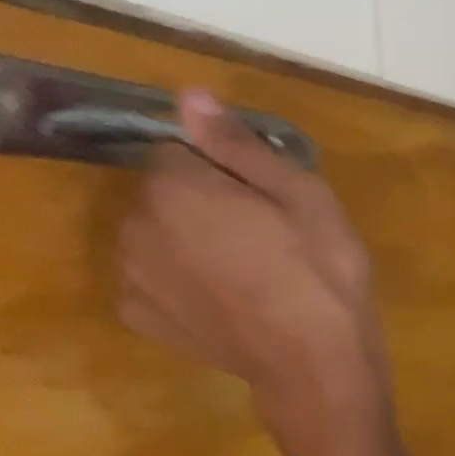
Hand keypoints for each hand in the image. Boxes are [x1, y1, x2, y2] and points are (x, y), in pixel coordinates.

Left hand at [118, 90, 383, 408]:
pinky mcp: (140, 315)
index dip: (223, 167)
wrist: (314, 359)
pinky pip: (155, 279)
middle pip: (163, 194)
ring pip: (156, 237)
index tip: (266, 194)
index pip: (178, 150)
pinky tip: (230, 298)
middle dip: (203, 203)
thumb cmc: (323, 270)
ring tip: (251, 269)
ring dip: (190, 241)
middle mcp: (135, 224)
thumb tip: (191, 96)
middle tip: (268, 233)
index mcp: (177, 188)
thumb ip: (242, 147)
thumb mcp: (306, 198)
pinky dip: (183, 281)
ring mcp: (131, 275)